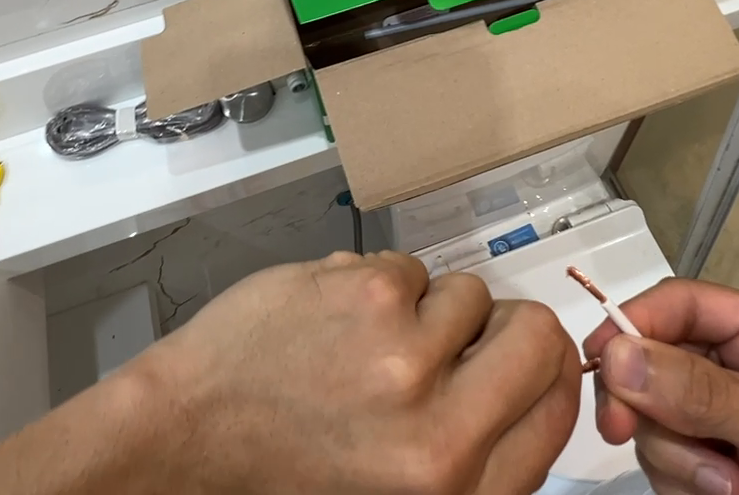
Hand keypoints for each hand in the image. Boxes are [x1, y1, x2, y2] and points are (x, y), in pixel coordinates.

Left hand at [125, 250, 579, 494]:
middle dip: (506, 326)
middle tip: (460, 335)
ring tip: (371, 338)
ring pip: (466, 291)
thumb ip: (469, 451)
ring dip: (428, 308)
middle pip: (537, 333)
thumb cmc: (285, 475)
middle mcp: (441, 428)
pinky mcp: (365, 287)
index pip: (553, 411)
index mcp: (454, 491)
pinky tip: (336, 317)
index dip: (548, 374)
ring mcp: (403, 349)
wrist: (185, 442)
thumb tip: (524, 380)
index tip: (526, 359)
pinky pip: (409, 267)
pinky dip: (380, 285)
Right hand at [581, 279, 738, 494]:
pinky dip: (677, 478)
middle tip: (621, 429)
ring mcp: (713, 411)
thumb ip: (708, 394)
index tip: (600, 358)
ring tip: (729, 487)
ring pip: (644, 404)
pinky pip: (652, 448)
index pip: (683, 302)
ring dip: (674, 451)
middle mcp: (735, 361)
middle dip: (646, 399)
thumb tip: (619, 355)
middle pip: (651, 352)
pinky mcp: (697, 455)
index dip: (635, 320)